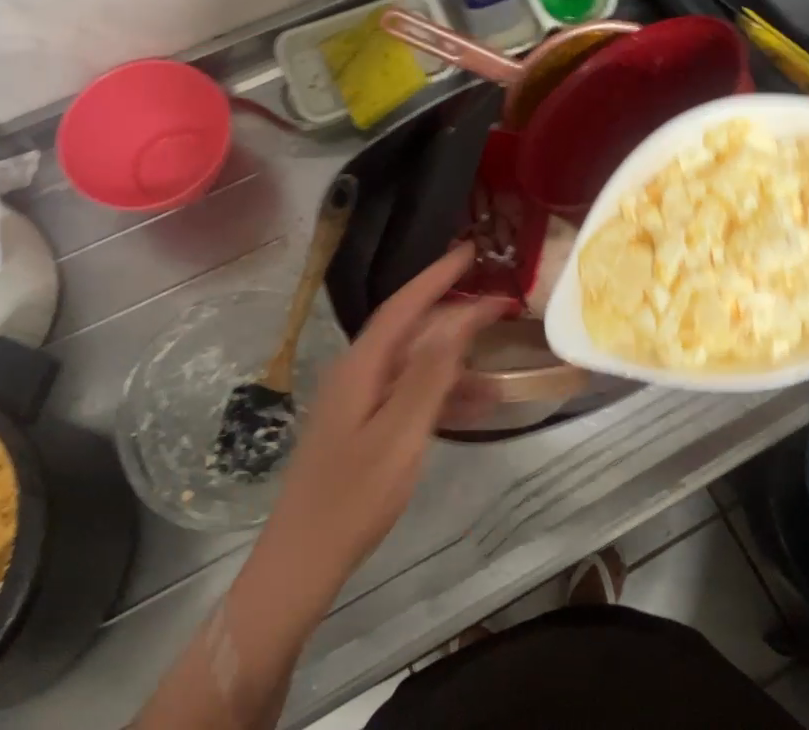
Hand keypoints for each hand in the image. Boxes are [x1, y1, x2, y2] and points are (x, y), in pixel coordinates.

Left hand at [261, 244, 508, 587]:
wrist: (306, 556)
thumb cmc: (353, 497)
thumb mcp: (399, 434)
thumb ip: (429, 376)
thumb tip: (457, 320)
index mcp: (362, 367)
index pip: (404, 306)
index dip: (437, 277)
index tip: (472, 252)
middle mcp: (359, 374)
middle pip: (412, 331)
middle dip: (455, 316)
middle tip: (501, 305)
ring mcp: (361, 402)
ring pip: (416, 366)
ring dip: (457, 362)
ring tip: (502, 363)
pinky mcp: (366, 428)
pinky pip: (411, 398)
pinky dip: (444, 396)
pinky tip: (479, 408)